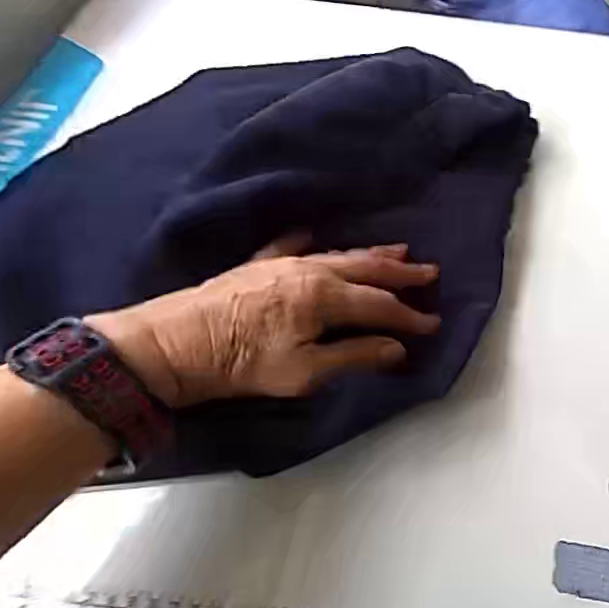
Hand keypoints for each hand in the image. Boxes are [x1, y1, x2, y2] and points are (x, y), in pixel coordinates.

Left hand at [88, 239, 440, 406]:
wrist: (176, 344)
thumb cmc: (242, 364)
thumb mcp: (304, 372)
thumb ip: (353, 356)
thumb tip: (396, 347)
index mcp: (324, 297)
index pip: (379, 305)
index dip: (408, 316)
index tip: (432, 323)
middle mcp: (309, 270)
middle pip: (365, 268)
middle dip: (400, 272)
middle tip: (429, 271)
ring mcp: (281, 262)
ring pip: (337, 254)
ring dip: (369, 253)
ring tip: (396, 249)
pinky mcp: (257, 265)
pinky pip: (291, 246)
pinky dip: (310, 242)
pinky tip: (314, 235)